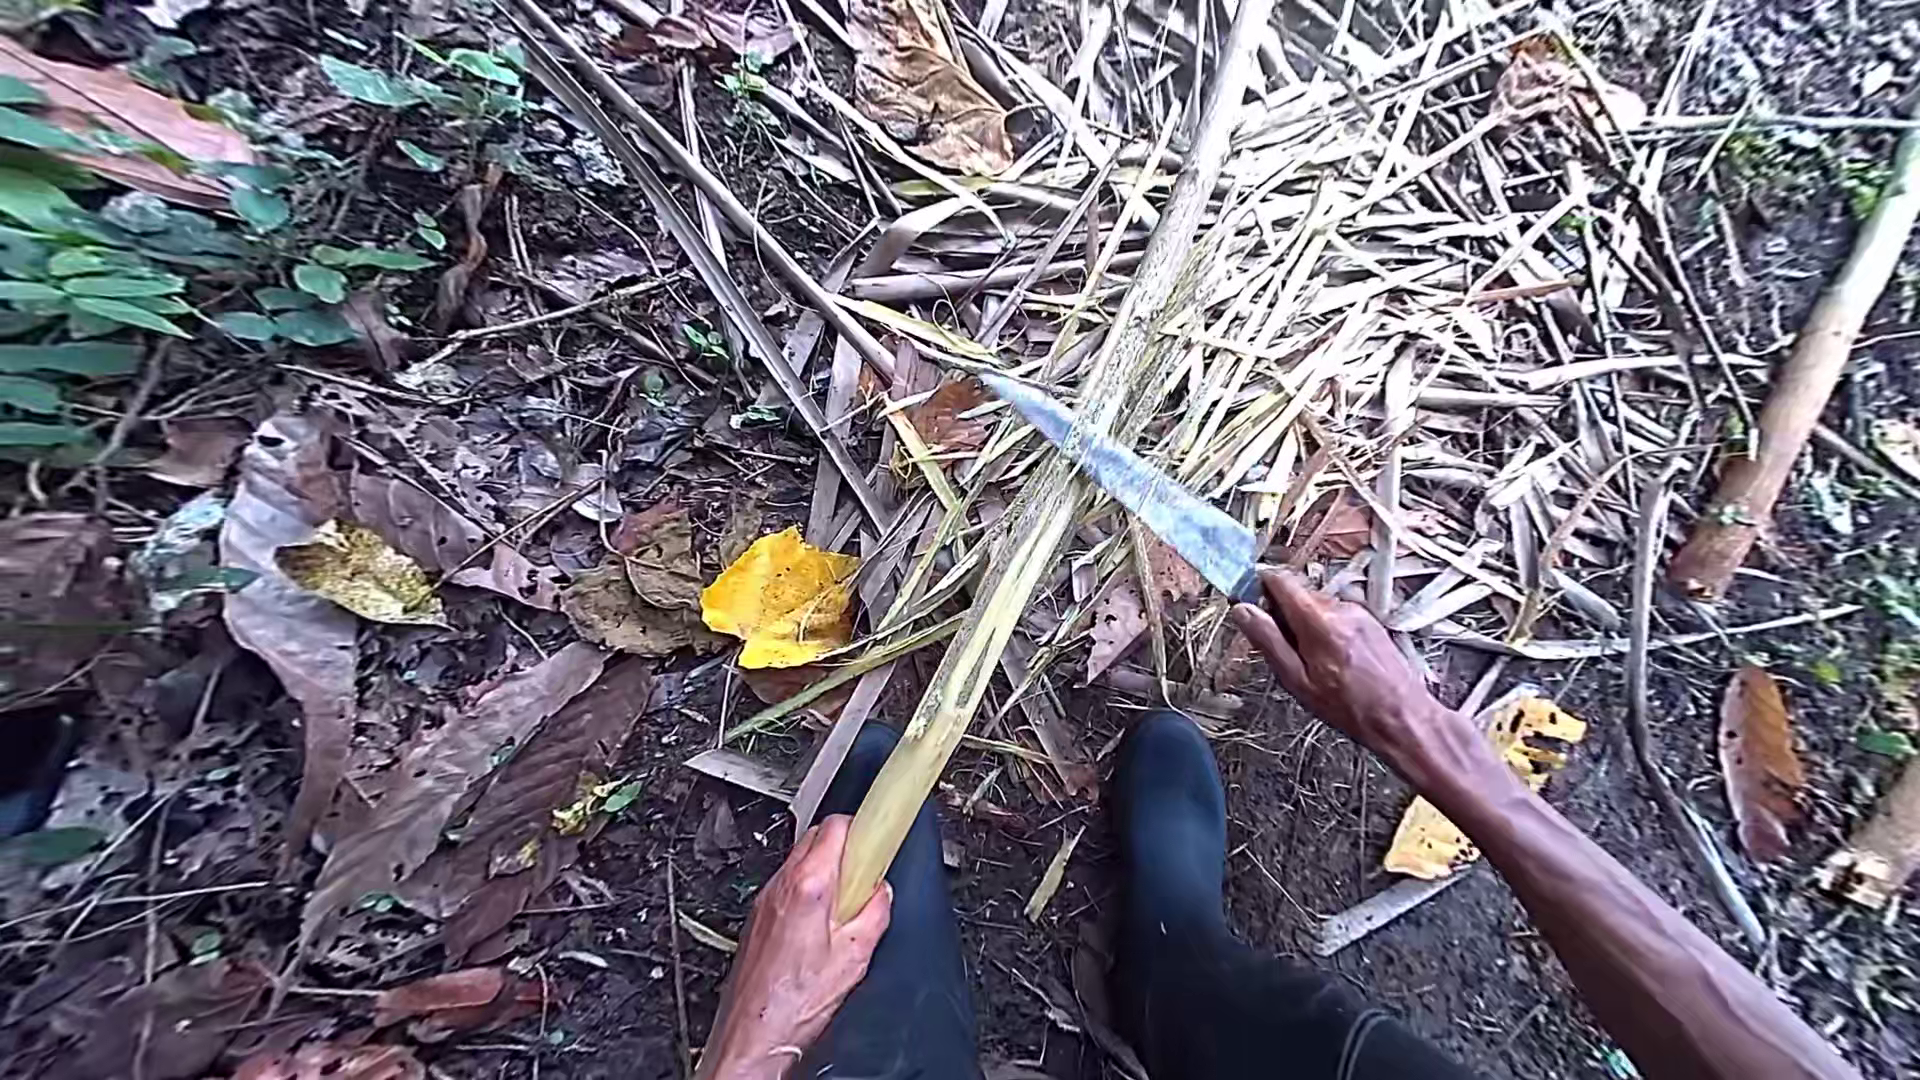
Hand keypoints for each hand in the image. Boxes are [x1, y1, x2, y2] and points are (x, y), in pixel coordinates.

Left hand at [698, 815, 890, 1079]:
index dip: (861, 826)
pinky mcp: (759, 912)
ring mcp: (768, 896)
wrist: (751, 1039)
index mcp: (811, 884)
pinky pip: (788, 880)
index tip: (875, 835)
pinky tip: (817, 921)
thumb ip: (877, 911)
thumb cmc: (794, 1005)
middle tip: (861, 870)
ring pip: (801, 855)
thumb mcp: (856, 956)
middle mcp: (784, 882)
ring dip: (824, 864)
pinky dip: (806, 885)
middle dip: (844, 843)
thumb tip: (881, 892)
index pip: (838, 825)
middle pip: (818, 833)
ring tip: (840, 901)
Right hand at [1228, 569, 1480, 785]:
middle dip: (1282, 612)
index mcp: (1318, 622)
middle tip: (1281, 644)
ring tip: (1310, 657)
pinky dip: (1324, 627)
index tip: (1251, 601)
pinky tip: (1330, 657)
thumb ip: (1267, 639)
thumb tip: (1242, 610)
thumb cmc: (1350, 707)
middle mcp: (1341, 609)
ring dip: (1304, 622)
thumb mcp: (1296, 679)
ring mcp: (1359, 613)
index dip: (1260, 586)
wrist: (1404, 719)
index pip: (1281, 580)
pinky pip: (1334, 613)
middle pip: (1297, 593)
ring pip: (1315, 604)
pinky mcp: (1370, 621)